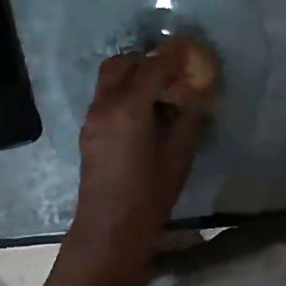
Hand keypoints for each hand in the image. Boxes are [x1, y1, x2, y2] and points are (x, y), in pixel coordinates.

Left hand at [72, 49, 208, 256]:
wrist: (110, 229)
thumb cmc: (150, 196)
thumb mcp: (179, 157)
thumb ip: (189, 120)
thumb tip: (198, 97)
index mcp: (129, 108)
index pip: (152, 67)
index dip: (172, 59)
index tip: (190, 57)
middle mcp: (105, 105)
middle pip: (122, 63)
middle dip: (146, 62)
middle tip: (171, 74)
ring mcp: (92, 118)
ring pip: (109, 79)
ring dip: (132, 76)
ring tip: (159, 94)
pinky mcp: (87, 131)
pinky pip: (104, 98)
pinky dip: (122, 93)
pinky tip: (143, 114)